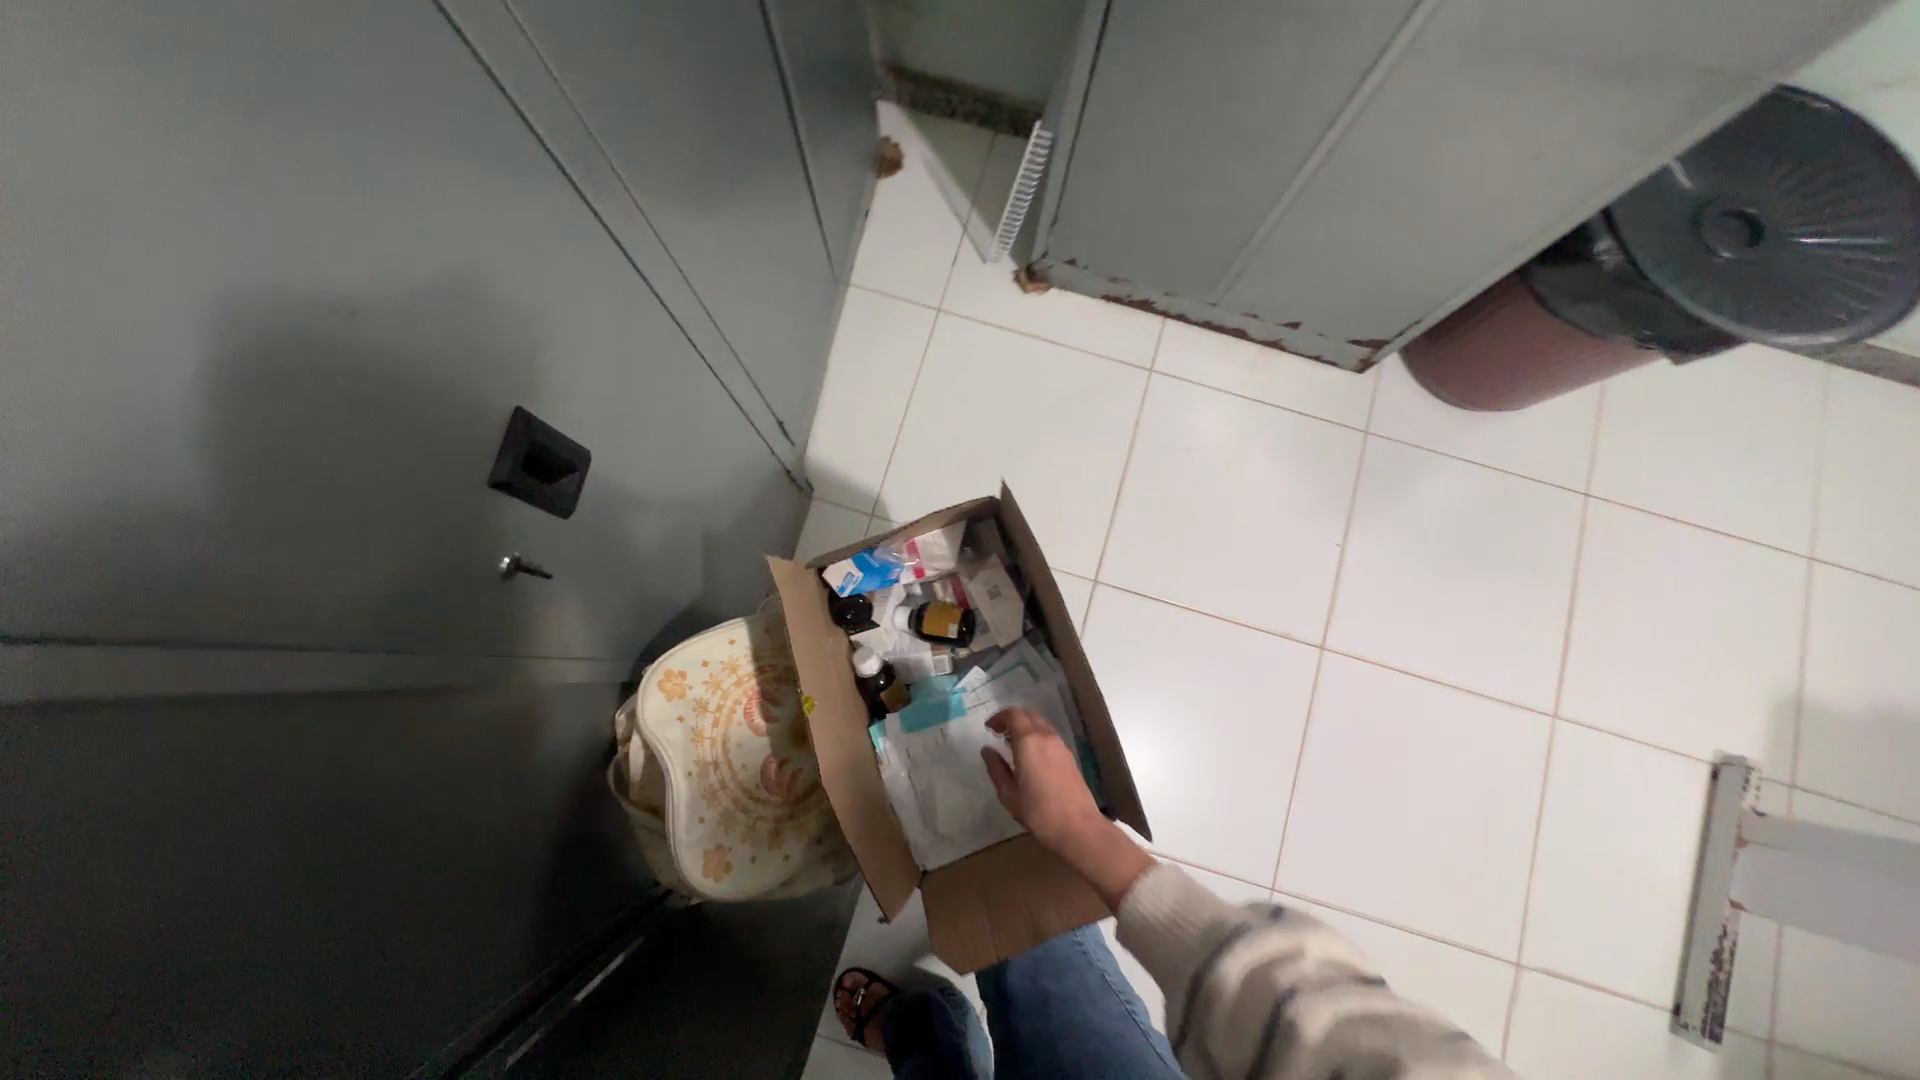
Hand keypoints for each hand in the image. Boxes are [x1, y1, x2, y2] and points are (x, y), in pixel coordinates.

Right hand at [980, 708, 1103, 849]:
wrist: (1078, 827)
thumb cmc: (1039, 812)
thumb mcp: (1009, 794)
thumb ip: (996, 769)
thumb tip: (987, 750)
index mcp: (1028, 742)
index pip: (1013, 714)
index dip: (999, 717)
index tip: (989, 729)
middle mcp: (1046, 736)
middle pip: (1028, 714)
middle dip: (1011, 718)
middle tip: (998, 733)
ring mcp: (1061, 745)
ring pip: (1040, 723)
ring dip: (1025, 726)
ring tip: (1012, 744)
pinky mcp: (1069, 756)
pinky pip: (1049, 734)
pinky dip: (1036, 735)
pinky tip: (1030, 755)